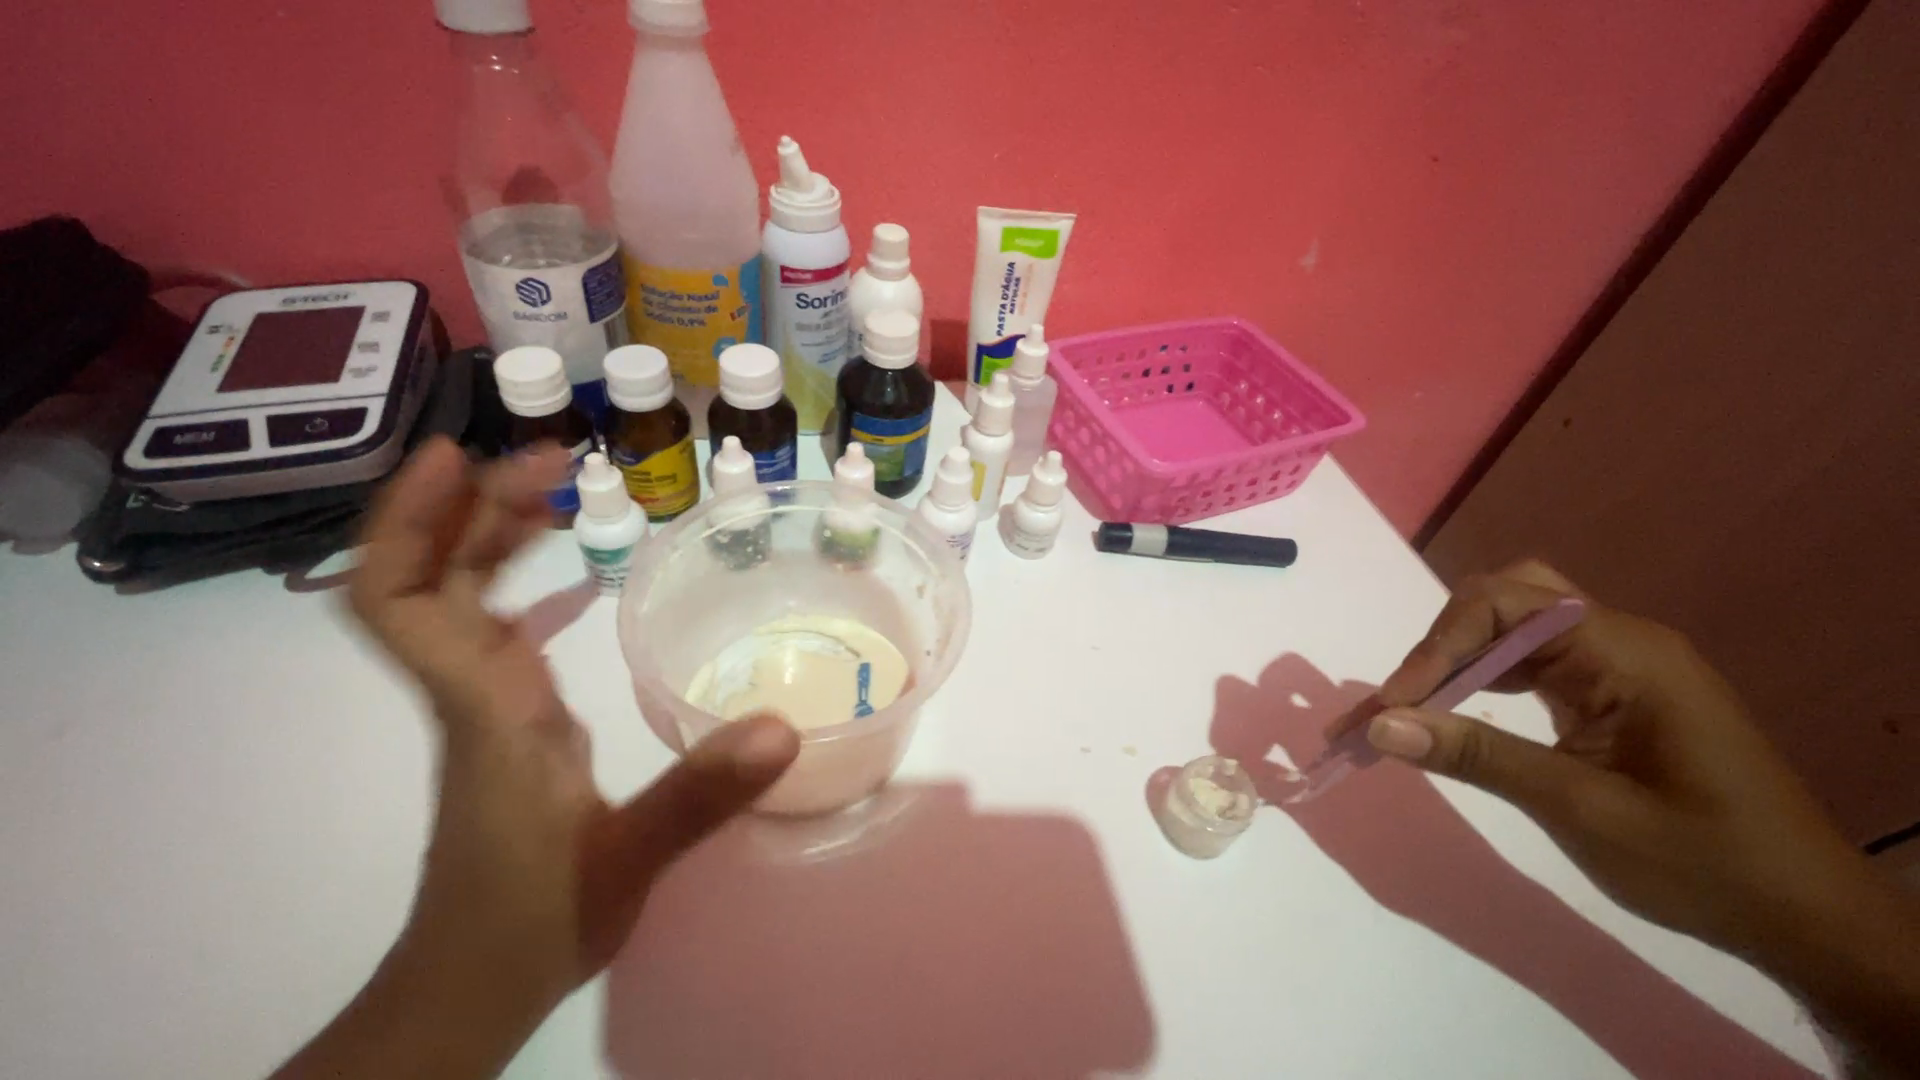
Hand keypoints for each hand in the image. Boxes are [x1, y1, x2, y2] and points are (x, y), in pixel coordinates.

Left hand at [277, 438, 797, 1079]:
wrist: (474, 985)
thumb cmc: (533, 921)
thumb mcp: (627, 860)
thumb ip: (700, 794)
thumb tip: (782, 726)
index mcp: (484, 708)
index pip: (403, 601)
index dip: (409, 522)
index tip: (456, 457)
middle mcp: (471, 692)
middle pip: (429, 578)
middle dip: (470, 505)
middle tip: (550, 457)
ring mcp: (485, 705)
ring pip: (460, 599)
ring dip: (492, 535)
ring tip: (560, 488)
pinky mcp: (507, 722)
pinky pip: (498, 630)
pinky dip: (522, 584)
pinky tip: (575, 571)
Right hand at [1348, 561, 1919, 1070]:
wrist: (1808, 917)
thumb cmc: (1702, 863)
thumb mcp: (1580, 810)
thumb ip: (1478, 756)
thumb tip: (1382, 724)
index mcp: (1625, 654)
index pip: (1502, 605)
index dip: (1437, 647)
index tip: (1395, 707)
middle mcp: (1621, 641)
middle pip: (1509, 596)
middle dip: (1445, 639)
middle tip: (1408, 698)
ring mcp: (1621, 664)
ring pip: (1516, 623)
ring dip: (1460, 657)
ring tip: (1420, 706)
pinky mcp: (1615, 691)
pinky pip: (1534, 659)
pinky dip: (1486, 675)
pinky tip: (1464, 710)